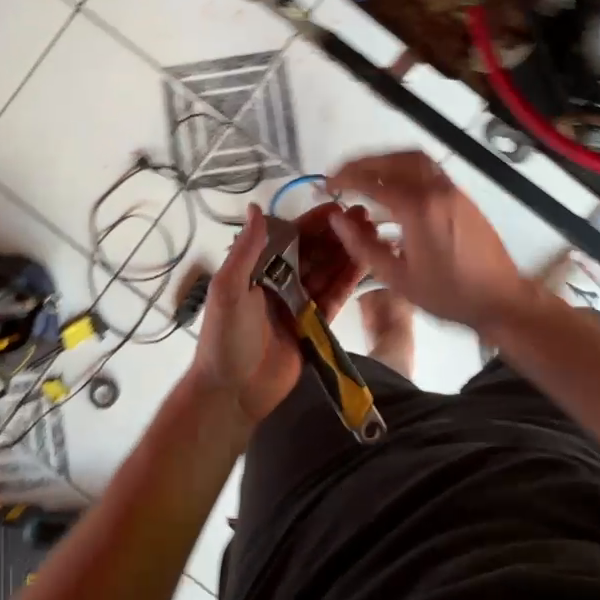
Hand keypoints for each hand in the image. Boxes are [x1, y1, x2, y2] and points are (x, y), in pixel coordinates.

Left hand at [188, 203, 370, 426]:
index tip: (339, 208)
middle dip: (337, 234)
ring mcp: (298, 302)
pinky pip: (334, 297)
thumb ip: (246, 251)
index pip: (290, 238)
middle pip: (313, 252)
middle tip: (366, 217)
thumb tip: (256, 207)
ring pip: (328, 271)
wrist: (233, 392)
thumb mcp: (229, 290)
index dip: (313, 223)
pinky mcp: (314, 324)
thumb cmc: (225, 339)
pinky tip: (367, 264)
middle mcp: (279, 281)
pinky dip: (349, 280)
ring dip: (348, 252)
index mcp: (257, 269)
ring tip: (373, 234)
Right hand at [326, 151, 541, 331]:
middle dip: (364, 163)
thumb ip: (363, 245)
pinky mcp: (462, 197)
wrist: (501, 300)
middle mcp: (436, 190)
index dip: (345, 180)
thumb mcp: (397, 277)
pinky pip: (429, 171)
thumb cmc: (447, 295)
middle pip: (394, 160)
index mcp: (418, 208)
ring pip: (414, 160)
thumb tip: (337, 219)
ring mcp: (452, 190)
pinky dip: (405, 170)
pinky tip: (394, 192)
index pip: (373, 182)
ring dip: (386, 162)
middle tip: (341, 175)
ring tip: (365, 177)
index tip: (326, 184)